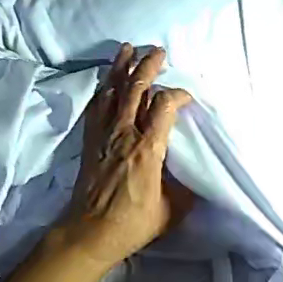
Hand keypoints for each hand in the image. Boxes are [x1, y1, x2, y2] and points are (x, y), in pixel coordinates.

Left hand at [51, 44, 193, 269]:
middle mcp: (124, 134)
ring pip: (112, 92)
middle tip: (157, 51)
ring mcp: (103, 135)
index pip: (164, 106)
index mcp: (148, 148)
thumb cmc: (132, 223)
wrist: (89, 232)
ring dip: (120, 68)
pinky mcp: (89, 141)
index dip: (177, 95)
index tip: (186, 97)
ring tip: (127, 49)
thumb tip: (193, 177)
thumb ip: (184, 188)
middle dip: (148, 66)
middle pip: (136, 89)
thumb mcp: (171, 210)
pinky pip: (96, 107)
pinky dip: (102, 90)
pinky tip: (106, 82)